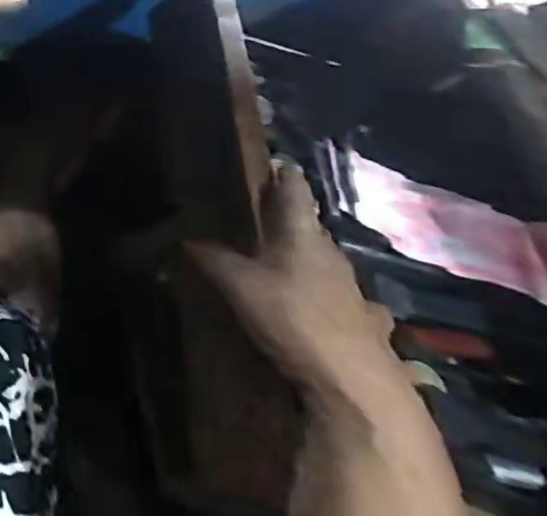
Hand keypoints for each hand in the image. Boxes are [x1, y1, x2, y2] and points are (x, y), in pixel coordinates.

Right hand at [186, 164, 396, 394]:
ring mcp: (355, 295)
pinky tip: (315, 307)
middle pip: (309, 231)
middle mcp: (334, 260)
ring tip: (278, 260)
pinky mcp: (365, 327)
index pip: (295, 196)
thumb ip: (207, 256)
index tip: (278, 160)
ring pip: (324, 265)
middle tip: (258, 212)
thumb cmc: (294, 318)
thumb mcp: (234, 282)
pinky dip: (323, 297)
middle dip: (286, 220)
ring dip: (304, 259)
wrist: (357, 387)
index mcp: (305, 239)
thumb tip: (181, 237)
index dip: (285, 177)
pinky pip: (339, 301)